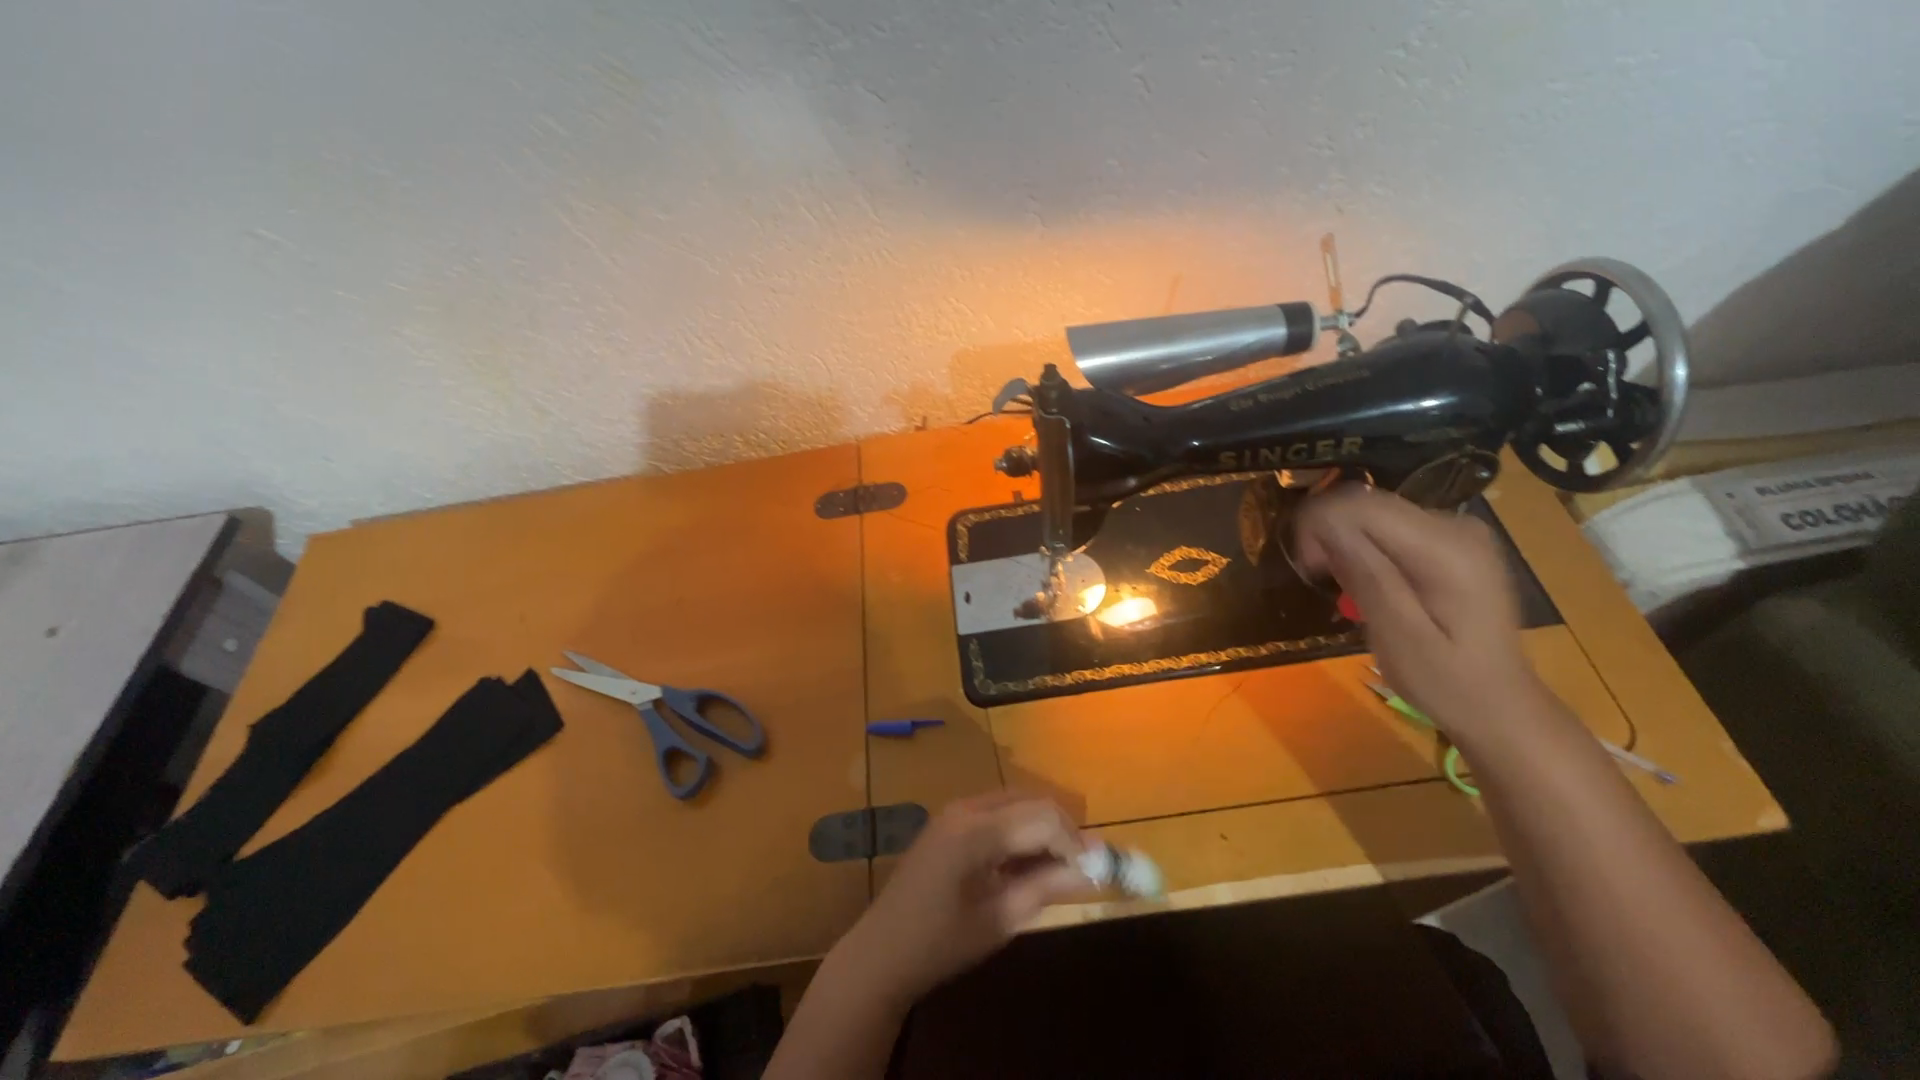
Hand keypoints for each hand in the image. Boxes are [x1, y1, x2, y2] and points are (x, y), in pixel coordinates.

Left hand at [831, 793, 1093, 1004]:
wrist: (881, 953)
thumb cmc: (939, 944)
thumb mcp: (1000, 919)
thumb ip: (1048, 887)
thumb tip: (1095, 870)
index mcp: (975, 831)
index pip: (1043, 817)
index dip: (1076, 842)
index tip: (1097, 872)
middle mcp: (965, 808)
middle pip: (1032, 801)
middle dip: (1063, 831)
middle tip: (1082, 870)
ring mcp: (955, 812)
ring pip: (1017, 803)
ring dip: (1043, 829)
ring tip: (1059, 871)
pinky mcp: (950, 823)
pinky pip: (998, 813)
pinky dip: (1021, 831)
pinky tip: (1028, 865)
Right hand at [1294, 486, 1551, 745]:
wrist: (1501, 706)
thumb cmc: (1447, 682)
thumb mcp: (1398, 638)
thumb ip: (1367, 577)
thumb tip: (1325, 527)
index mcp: (1446, 549)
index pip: (1363, 506)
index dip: (1320, 525)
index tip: (1308, 568)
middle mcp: (1456, 526)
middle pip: (1370, 505)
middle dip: (1330, 533)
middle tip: (1320, 579)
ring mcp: (1459, 532)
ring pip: (1377, 515)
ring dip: (1346, 544)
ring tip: (1345, 590)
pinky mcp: (1454, 544)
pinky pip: (1393, 530)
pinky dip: (1368, 550)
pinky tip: (1369, 586)